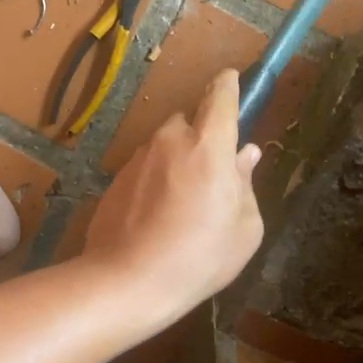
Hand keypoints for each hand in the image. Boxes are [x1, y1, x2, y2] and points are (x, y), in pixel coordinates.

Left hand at [83, 70, 264, 310]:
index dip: (228, 86)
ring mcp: (137, 158)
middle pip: (190, 122)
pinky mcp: (116, 179)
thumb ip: (246, 184)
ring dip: (177, 162)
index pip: (220, 96)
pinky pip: (145, 169)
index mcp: (209, 146)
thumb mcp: (245, 229)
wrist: (128, 281)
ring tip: (183, 205)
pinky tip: (157, 218)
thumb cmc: (199, 257)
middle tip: (212, 175)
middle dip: (202, 138)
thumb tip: (245, 155)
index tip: (232, 81)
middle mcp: (170, 141)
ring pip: (165, 147)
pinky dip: (155, 182)